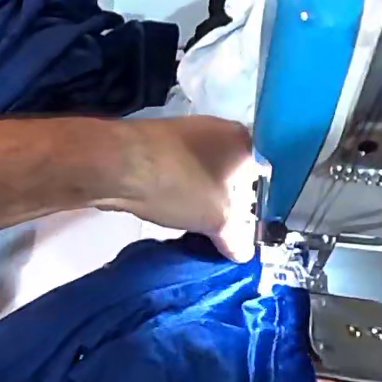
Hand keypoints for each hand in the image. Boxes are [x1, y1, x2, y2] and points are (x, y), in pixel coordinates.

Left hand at [100, 117, 257, 261]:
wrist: (117, 164)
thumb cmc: (180, 184)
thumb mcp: (217, 219)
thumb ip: (237, 237)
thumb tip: (243, 252)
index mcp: (243, 140)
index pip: (264, 178)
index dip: (257, 208)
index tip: (247, 233)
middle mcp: (219, 129)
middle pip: (232, 176)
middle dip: (228, 205)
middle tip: (222, 235)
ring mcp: (186, 133)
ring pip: (204, 175)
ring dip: (201, 200)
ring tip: (196, 228)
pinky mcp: (158, 143)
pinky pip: (180, 172)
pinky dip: (179, 192)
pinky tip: (172, 213)